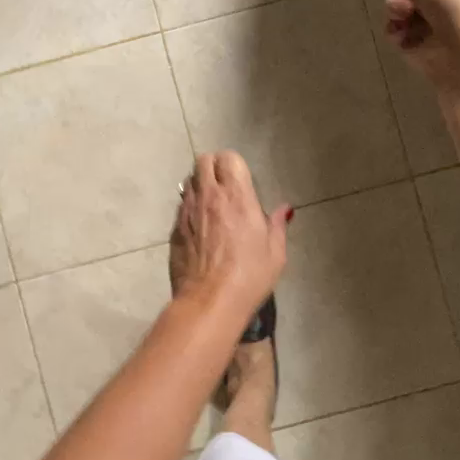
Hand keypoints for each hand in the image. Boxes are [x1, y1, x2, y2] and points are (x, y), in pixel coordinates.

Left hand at [169, 152, 290, 321]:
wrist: (209, 301)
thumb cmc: (249, 276)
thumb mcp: (274, 253)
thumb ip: (277, 225)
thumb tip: (285, 209)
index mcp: (237, 196)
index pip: (228, 158)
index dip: (233, 164)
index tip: (241, 179)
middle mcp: (210, 196)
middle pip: (203, 160)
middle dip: (213, 166)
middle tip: (224, 184)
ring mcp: (188, 210)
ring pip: (189, 180)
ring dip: (200, 184)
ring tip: (211, 203)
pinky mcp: (175, 227)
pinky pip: (182, 205)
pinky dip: (191, 206)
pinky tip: (200, 226)